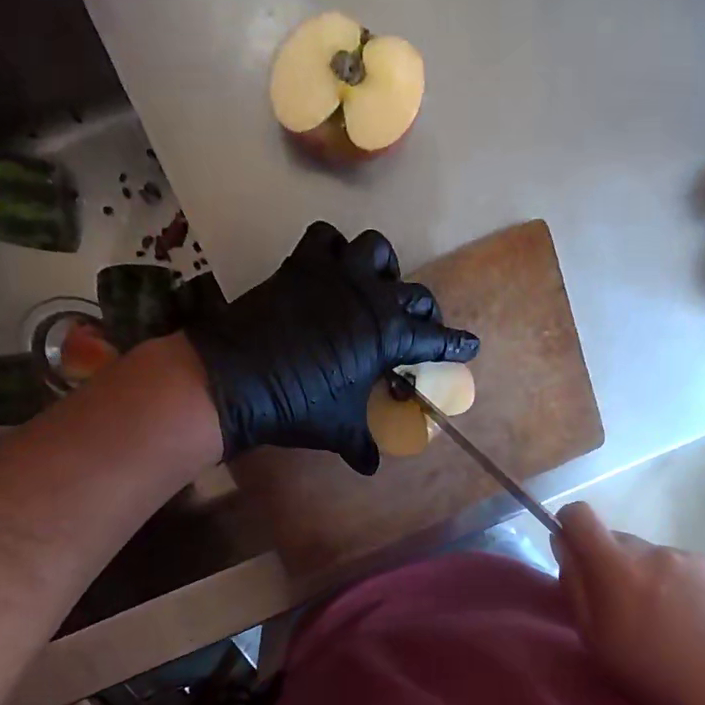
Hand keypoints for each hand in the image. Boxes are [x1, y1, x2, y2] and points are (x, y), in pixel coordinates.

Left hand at [183, 222, 479, 473]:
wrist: (236, 379)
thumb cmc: (297, 406)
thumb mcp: (338, 429)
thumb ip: (362, 444)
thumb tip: (371, 466)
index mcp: (387, 336)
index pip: (434, 339)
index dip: (455, 345)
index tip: (468, 346)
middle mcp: (369, 299)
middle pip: (415, 293)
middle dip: (425, 311)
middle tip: (419, 327)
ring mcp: (335, 276)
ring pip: (376, 249)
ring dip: (384, 266)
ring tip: (378, 285)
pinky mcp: (301, 266)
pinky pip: (326, 239)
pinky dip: (333, 248)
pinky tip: (333, 266)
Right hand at [551, 502, 704, 704]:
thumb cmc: (655, 674)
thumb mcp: (596, 641)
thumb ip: (575, 587)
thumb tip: (565, 547)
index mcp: (616, 567)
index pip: (579, 516)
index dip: (570, 527)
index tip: (574, 553)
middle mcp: (652, 549)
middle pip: (618, 542)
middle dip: (613, 567)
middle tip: (626, 610)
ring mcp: (690, 555)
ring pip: (654, 557)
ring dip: (650, 579)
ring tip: (669, 623)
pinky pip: (685, 567)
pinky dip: (682, 586)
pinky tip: (697, 621)